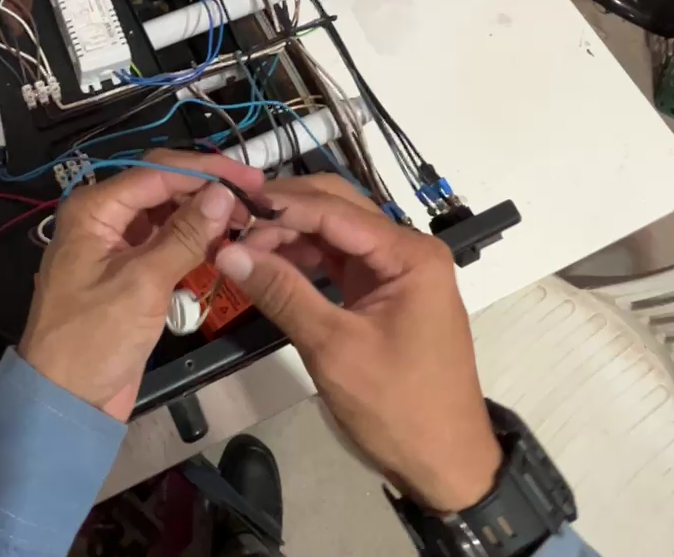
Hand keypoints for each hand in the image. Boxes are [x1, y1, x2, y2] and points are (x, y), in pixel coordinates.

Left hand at [18, 151, 261, 420]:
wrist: (66, 402)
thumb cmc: (93, 339)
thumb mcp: (142, 284)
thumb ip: (184, 236)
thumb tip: (222, 193)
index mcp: (93, 209)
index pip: (156, 172)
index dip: (205, 170)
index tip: (249, 177)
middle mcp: (103, 217)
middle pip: (161, 187)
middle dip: (206, 187)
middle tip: (254, 195)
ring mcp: (116, 243)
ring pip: (166, 213)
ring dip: (203, 213)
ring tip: (246, 216)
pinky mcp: (130, 269)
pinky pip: (165, 241)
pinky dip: (193, 239)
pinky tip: (223, 240)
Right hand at [213, 175, 501, 512]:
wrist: (447, 467)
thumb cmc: (399, 408)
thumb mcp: (334, 349)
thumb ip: (282, 292)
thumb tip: (227, 251)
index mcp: (409, 254)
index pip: (333, 209)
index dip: (280, 205)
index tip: (230, 208)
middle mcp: (405, 248)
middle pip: (335, 206)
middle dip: (283, 211)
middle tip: (232, 222)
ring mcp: (393, 267)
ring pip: (332, 228)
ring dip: (288, 232)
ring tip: (240, 243)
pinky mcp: (379, 287)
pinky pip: (335, 255)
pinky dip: (301, 256)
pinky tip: (266, 262)